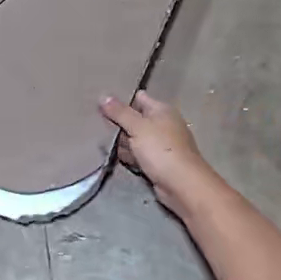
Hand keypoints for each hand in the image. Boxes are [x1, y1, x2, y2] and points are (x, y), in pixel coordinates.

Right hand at [99, 91, 221, 215]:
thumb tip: (103, 96)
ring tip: (105, 144)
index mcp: (161, 110)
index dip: (121, 100)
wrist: (181, 184)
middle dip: (119, 124)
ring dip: (122, 143)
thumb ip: (119, 112)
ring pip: (134, 139)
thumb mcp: (137, 127)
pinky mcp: (157, 162)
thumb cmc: (160, 149)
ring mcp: (160, 144)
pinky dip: (130, 156)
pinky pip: (138, 154)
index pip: (138, 98)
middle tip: (99, 126)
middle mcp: (162, 124)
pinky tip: (118, 158)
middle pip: (134, 119)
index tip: (101, 104)